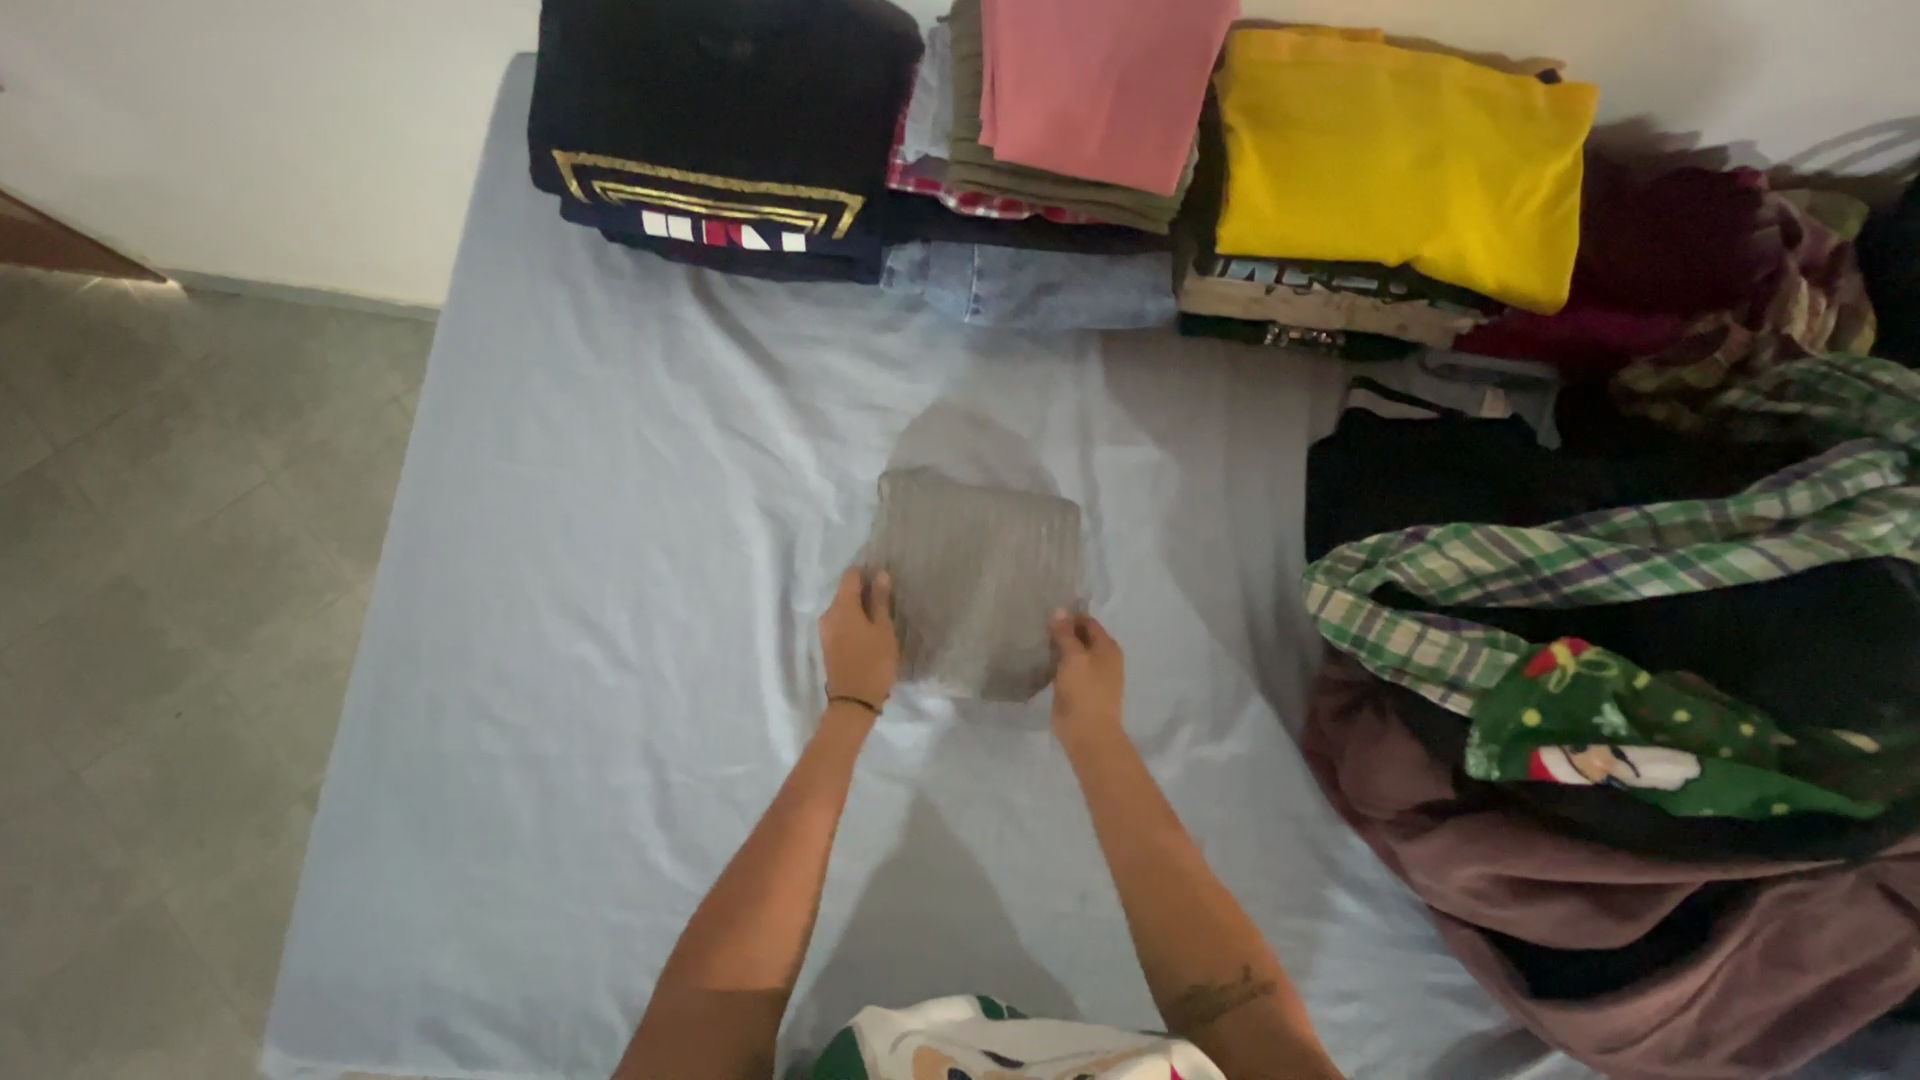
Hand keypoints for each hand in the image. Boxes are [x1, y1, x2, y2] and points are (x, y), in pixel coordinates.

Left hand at [820, 567, 897, 708]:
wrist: (853, 701)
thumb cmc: (874, 661)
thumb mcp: (883, 629)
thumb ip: (880, 601)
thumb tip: (880, 574)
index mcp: (842, 606)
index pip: (851, 575)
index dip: (867, 573)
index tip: (884, 581)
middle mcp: (828, 614)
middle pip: (845, 592)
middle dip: (864, 592)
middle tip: (887, 602)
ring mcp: (825, 631)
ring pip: (843, 609)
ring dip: (859, 609)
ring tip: (881, 619)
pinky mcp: (827, 645)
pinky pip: (840, 624)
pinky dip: (853, 622)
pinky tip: (869, 633)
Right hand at [1049, 611, 1124, 741]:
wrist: (1088, 732)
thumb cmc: (1084, 690)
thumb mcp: (1073, 657)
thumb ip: (1065, 633)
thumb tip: (1058, 610)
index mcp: (1108, 647)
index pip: (1088, 622)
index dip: (1070, 616)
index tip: (1046, 614)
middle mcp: (1103, 658)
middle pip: (1082, 637)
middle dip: (1063, 631)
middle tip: (1038, 625)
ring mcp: (1092, 675)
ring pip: (1074, 654)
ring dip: (1059, 648)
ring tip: (1036, 640)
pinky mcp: (1080, 689)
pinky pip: (1068, 669)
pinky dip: (1057, 663)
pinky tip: (1041, 660)